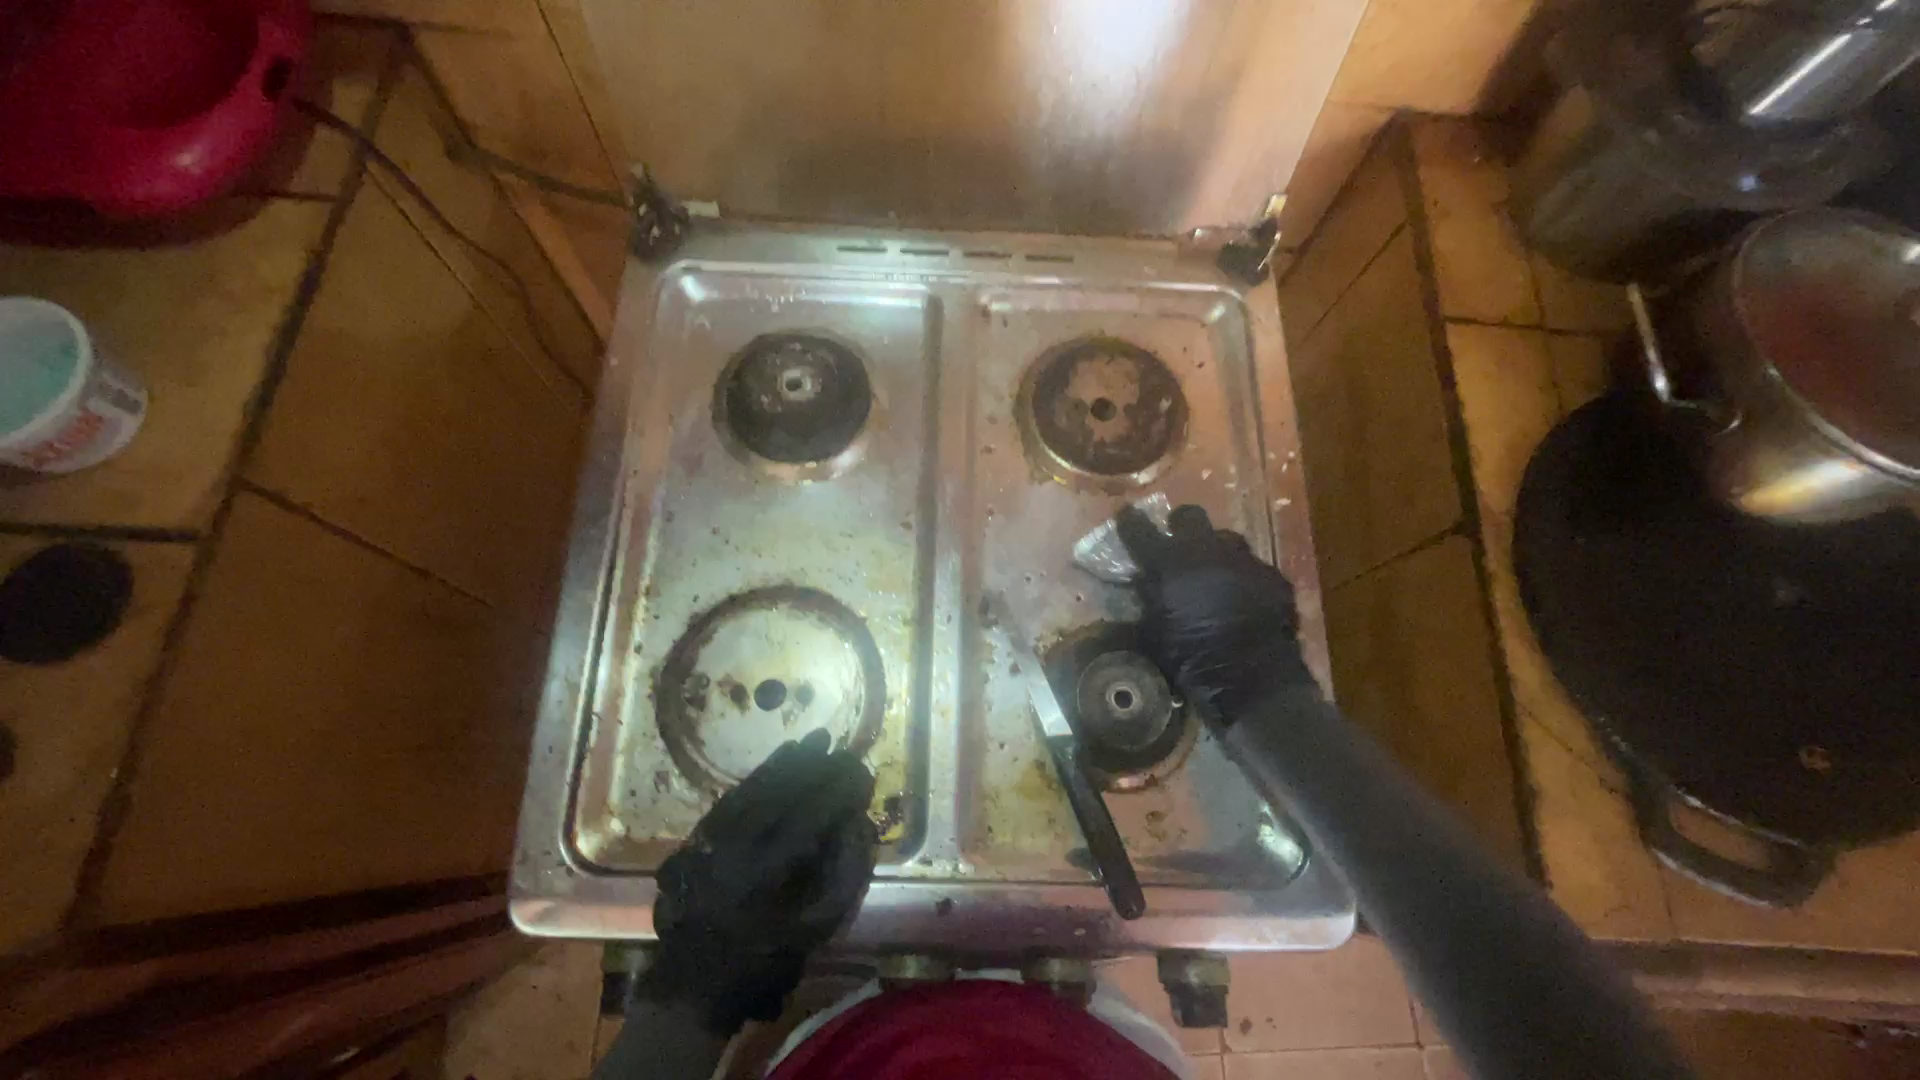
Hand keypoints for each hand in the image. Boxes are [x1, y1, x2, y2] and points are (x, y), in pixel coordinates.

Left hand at [638, 729, 876, 1035]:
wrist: (695, 985)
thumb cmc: (763, 961)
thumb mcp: (815, 930)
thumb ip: (844, 877)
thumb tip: (861, 827)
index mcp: (770, 871)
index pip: (812, 813)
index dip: (839, 788)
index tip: (861, 770)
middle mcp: (738, 846)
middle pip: (781, 792)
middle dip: (814, 766)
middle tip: (838, 747)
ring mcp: (712, 840)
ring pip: (753, 788)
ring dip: (784, 763)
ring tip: (809, 741)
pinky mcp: (696, 841)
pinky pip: (729, 799)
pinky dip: (754, 778)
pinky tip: (771, 766)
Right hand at [1116, 504, 1317, 722]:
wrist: (1251, 677)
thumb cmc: (1190, 658)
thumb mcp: (1152, 635)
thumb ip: (1146, 603)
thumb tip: (1143, 585)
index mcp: (1168, 563)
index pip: (1139, 528)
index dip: (1131, 521)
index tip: (1127, 516)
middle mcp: (1205, 550)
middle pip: (1190, 516)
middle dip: (1182, 526)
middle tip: (1180, 546)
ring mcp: (1243, 560)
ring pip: (1227, 539)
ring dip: (1217, 552)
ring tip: (1215, 574)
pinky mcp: (1273, 576)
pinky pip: (1254, 568)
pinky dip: (1245, 579)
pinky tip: (1245, 598)